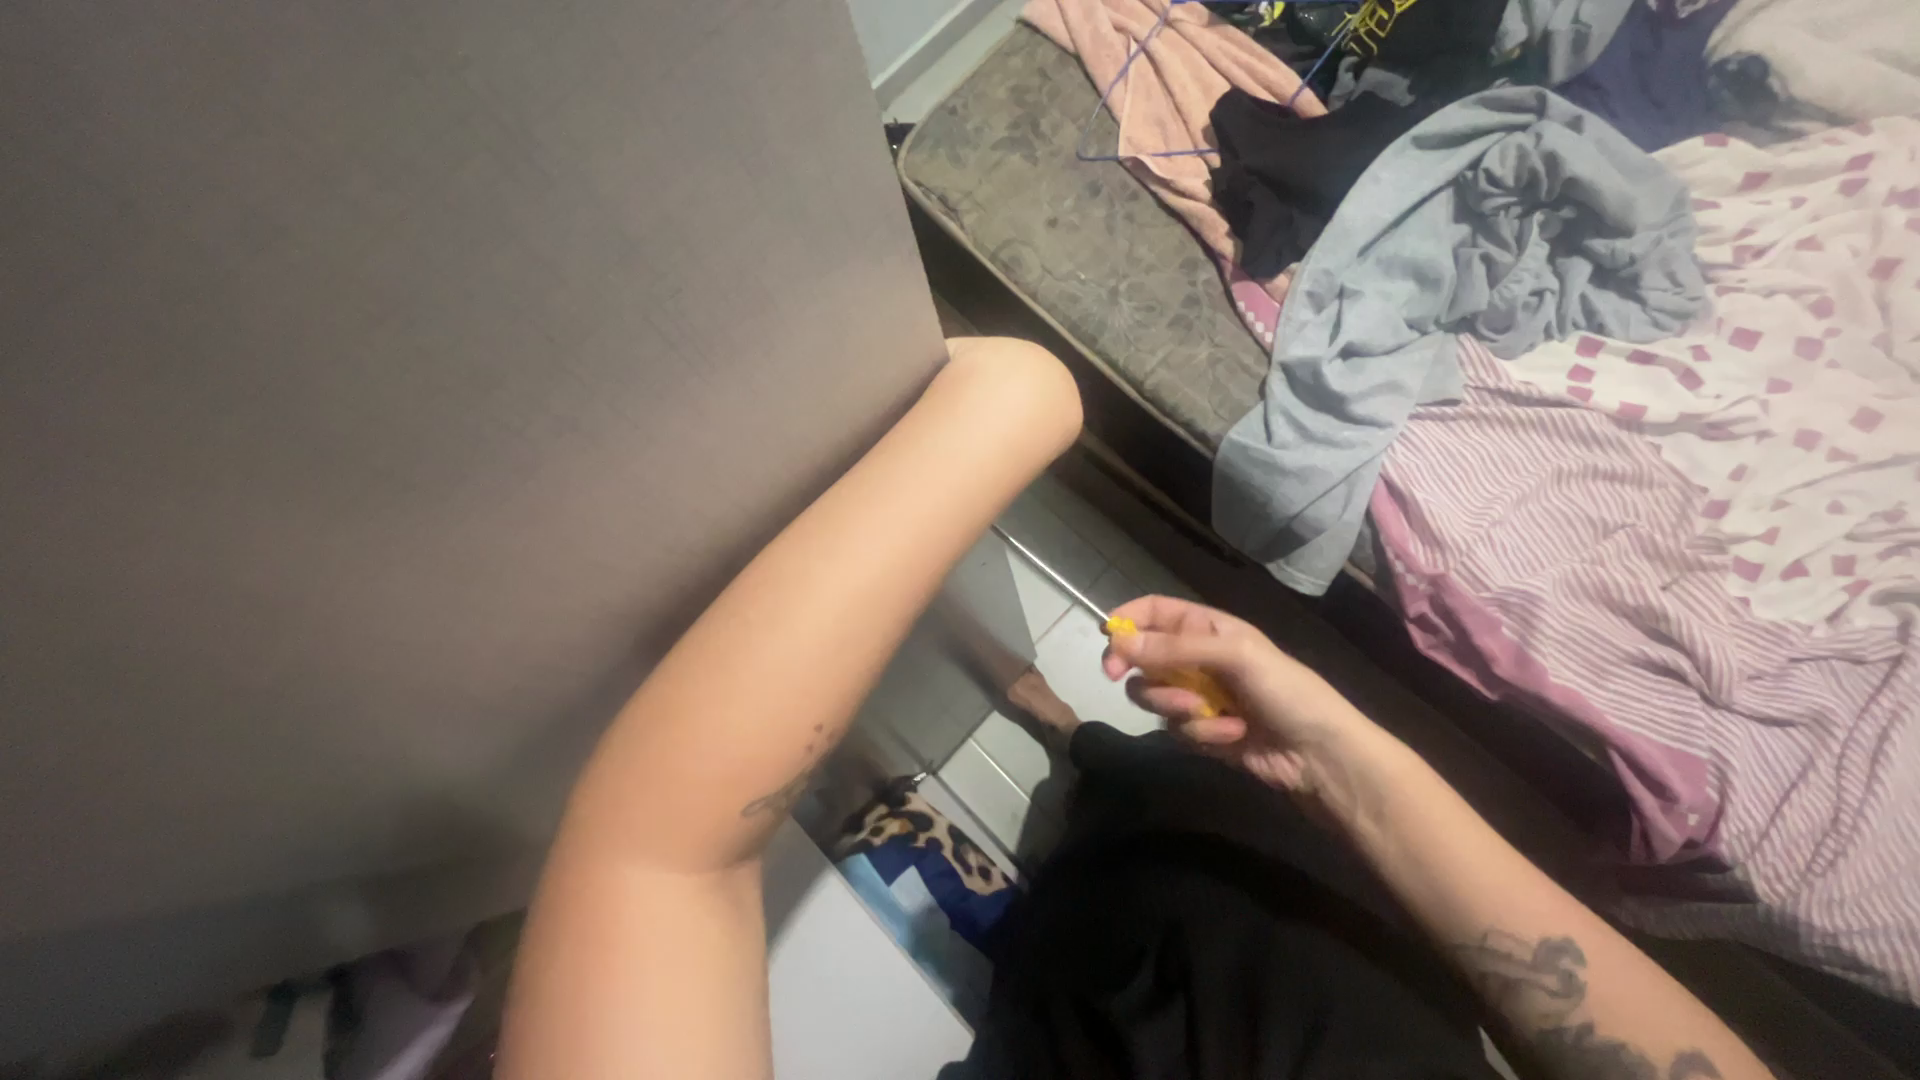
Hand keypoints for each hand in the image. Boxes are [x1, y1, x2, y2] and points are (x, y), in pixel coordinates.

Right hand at [1100, 596, 1386, 800]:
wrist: (1320, 754)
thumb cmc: (1286, 690)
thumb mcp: (1234, 656)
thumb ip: (1175, 648)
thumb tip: (1119, 641)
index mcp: (1205, 628)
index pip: (1152, 612)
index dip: (1126, 620)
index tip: (1106, 639)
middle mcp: (1194, 658)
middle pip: (1140, 656)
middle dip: (1137, 669)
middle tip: (1118, 676)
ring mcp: (1196, 696)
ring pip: (1152, 696)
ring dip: (1175, 706)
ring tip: (1210, 713)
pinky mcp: (1200, 731)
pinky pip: (1175, 729)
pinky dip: (1201, 733)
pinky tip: (1233, 736)